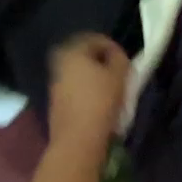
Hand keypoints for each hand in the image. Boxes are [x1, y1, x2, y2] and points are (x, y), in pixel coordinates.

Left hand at [46, 33, 128, 147]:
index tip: (125, 62)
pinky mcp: (56, 103)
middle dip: (102, 62)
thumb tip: (115, 55)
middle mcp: (60, 63)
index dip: (113, 48)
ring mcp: (55, 84)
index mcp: (72, 51)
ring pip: (80, 74)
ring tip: (111, 90)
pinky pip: (75, 90)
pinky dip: (87, 92)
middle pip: (85, 56)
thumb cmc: (100, 102)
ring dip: (95, 78)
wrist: (77, 142)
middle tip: (118, 73)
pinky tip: (100, 104)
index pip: (95, 39)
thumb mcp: (119, 75)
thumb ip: (120, 58)